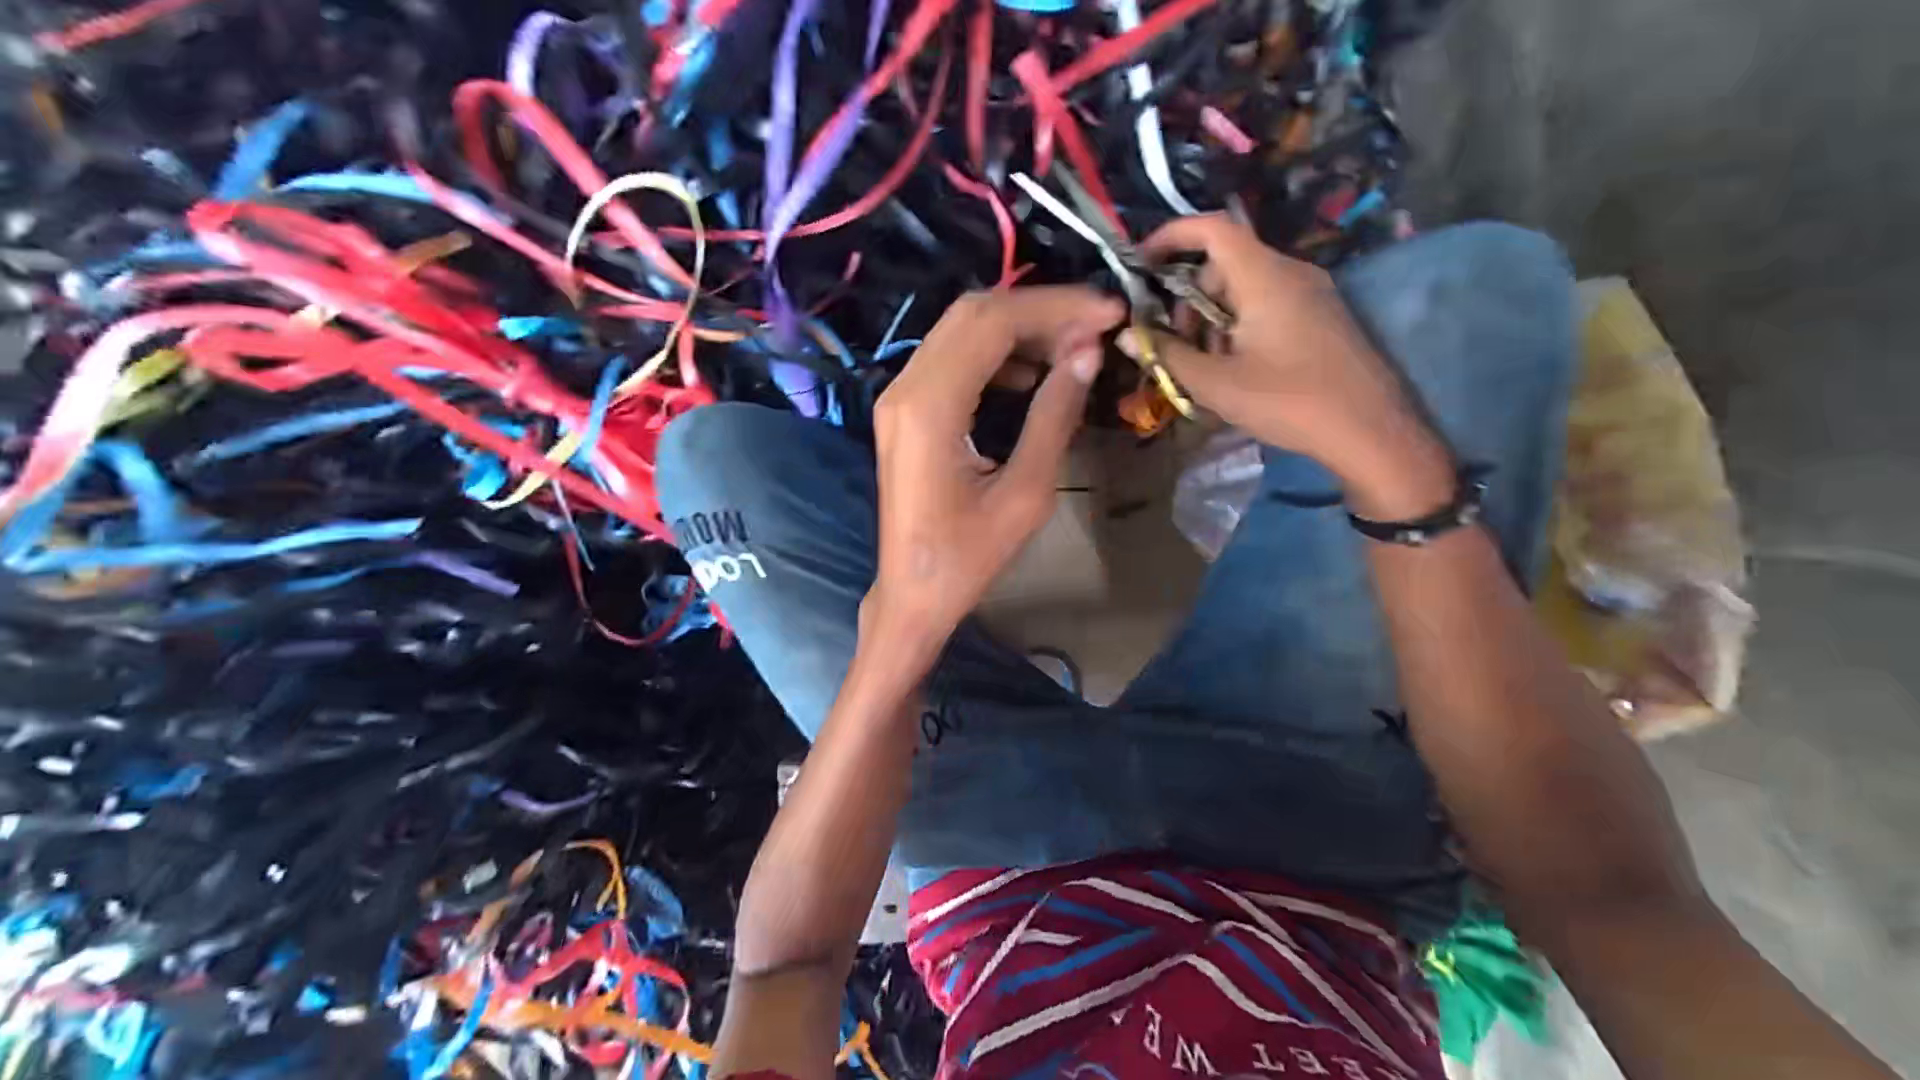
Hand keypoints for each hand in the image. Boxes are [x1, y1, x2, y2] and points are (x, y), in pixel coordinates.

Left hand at [866, 287, 1122, 641]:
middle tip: (1096, 324)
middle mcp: (904, 388)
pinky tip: (1031, 374)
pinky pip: (950, 359)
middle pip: (973, 314)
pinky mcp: (903, 411)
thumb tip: (1087, 351)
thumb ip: (1054, 416)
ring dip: (1018, 328)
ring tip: (1073, 348)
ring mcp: (897, 397)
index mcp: (930, 407)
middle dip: (1039, 310)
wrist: (912, 594)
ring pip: (960, 330)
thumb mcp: (1025, 494)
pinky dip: (994, 354)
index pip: (993, 322)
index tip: (1110, 313)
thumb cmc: (968, 558)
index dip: (1056, 307)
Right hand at [1120, 216, 1452, 517]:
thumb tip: (1129, 336)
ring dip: (1211, 316)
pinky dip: (1237, 325)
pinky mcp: (1319, 316)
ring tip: (1202, 364)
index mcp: (1265, 277)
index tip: (1141, 261)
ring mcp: (1310, 293)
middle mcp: (1290, 273)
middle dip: (1188, 296)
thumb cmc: (1289, 401)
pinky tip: (1232, 367)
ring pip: (1244, 287)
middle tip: (1172, 341)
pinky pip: (1266, 304)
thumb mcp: (1217, 383)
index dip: (1172, 235)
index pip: (1214, 229)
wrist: (1370, 430)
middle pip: (1225, 263)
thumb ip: (1169, 355)